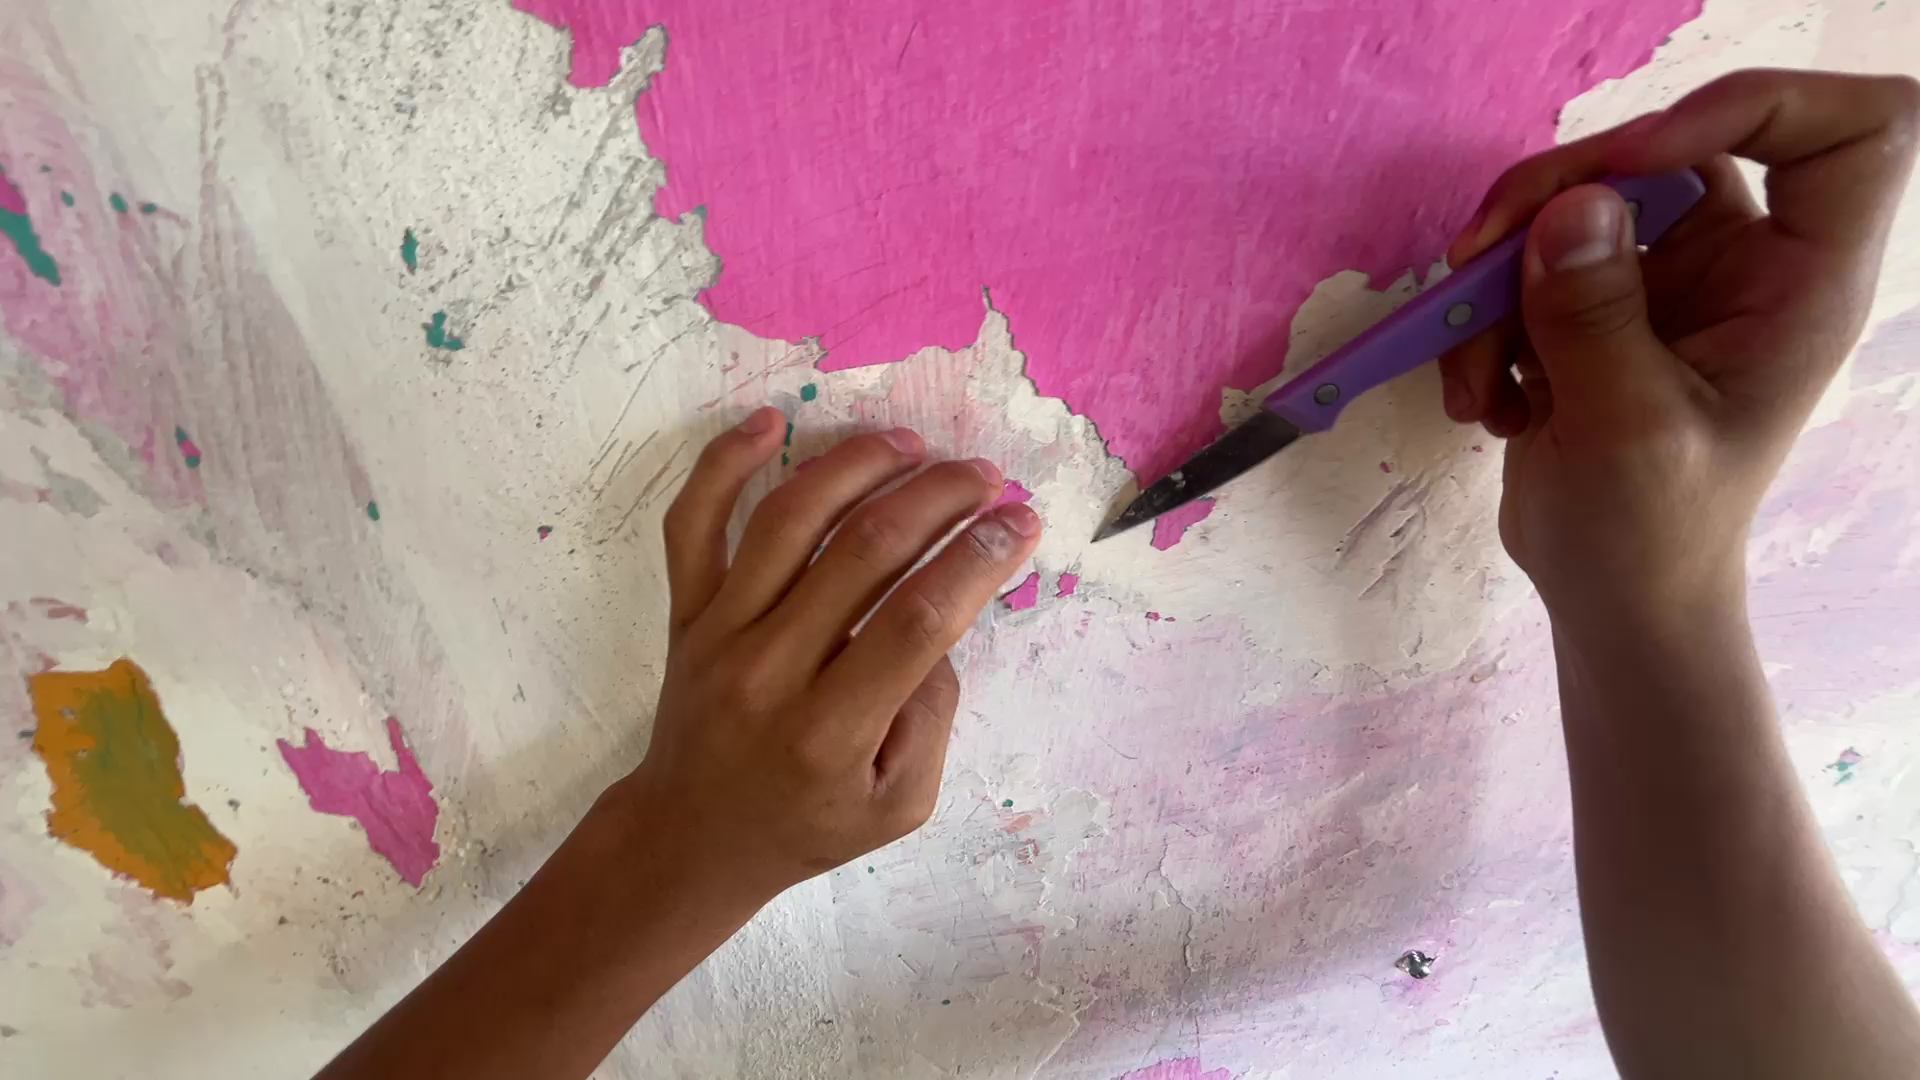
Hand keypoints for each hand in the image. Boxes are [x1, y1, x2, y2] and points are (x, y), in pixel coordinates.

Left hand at [620, 409, 1041, 899]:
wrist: (693, 837)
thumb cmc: (809, 825)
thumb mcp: (901, 805)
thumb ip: (932, 714)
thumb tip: (938, 620)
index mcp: (832, 730)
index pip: (918, 620)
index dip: (979, 560)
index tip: (1021, 521)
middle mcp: (771, 668)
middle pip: (865, 552)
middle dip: (939, 498)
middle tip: (983, 476)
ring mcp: (719, 631)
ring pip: (789, 519)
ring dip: (858, 466)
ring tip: (912, 446)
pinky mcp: (685, 611)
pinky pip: (693, 524)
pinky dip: (723, 463)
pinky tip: (770, 421)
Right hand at [1438, 69, 1919, 618]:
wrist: (1602, 584)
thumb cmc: (1647, 523)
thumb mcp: (1625, 424)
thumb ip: (1597, 316)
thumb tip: (1568, 209)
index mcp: (1792, 284)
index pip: (1842, 133)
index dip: (1746, 109)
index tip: (1629, 158)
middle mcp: (1725, 274)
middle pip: (1648, 171)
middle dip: (1545, 209)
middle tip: (1469, 258)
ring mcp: (1643, 301)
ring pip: (1555, 237)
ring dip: (1488, 307)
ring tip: (1478, 394)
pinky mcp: (1574, 331)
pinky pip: (1511, 294)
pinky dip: (1477, 344)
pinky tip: (1485, 409)